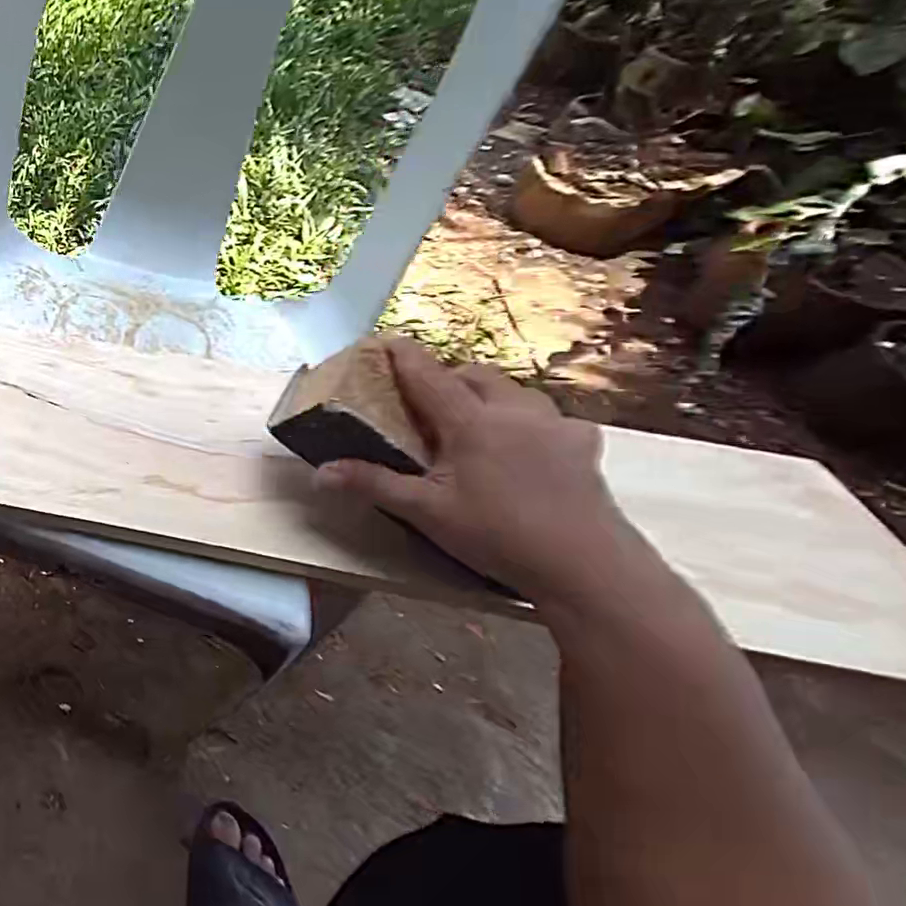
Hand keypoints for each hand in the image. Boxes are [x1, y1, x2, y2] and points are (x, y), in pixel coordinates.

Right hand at [315, 338, 650, 608]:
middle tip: (431, 402)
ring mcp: (554, 424)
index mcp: (470, 421)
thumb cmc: (497, 535)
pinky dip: (530, 422)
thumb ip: (374, 484)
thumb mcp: (426, 512)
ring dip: (490, 395)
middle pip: (475, 374)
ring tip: (478, 422)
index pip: (429, 375)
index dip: (405, 355)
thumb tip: (320, 473)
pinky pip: (551, 418)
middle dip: (449, 377)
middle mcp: (513, 410)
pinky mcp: (584, 444)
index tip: (387, 340)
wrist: (585, 565)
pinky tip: (530, 449)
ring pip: (515, 391)